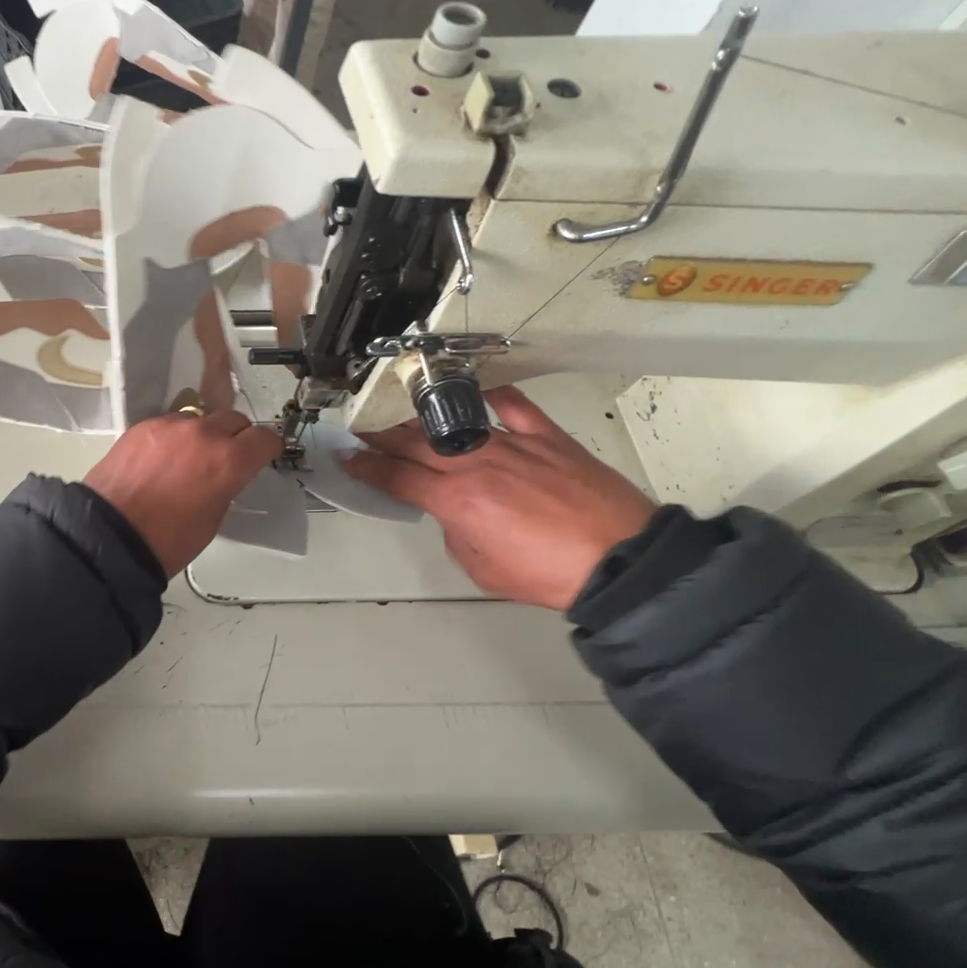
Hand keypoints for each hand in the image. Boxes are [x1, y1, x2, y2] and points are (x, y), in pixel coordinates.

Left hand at [85, 410, 279, 576]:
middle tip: (226, 458)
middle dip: (235, 437)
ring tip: (188, 461)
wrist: (109, 536)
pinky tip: (160, 461)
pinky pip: (168, 425)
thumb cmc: (167, 541)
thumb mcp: (212, 519)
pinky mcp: (141, 427)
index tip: (263, 456)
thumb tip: (222, 475)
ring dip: (202, 435)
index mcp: (228, 460)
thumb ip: (225, 486)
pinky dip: (172, 438)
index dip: (266, 448)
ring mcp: (169, 426)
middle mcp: (203, 434)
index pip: (263, 438)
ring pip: (199, 420)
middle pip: (233, 420)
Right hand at [342, 386, 657, 610]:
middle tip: (363, 431)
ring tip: (405, 418)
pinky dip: (490, 397)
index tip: (347, 458)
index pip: (396, 477)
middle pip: (414, 444)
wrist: (619, 561)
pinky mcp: (547, 437)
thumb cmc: (548, 573)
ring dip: (422, 420)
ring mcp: (512, 445)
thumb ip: (455, 533)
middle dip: (381, 437)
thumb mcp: (480, 567)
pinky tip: (475, 395)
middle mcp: (476, 465)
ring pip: (453, 424)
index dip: (366, 466)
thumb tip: (454, 512)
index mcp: (455, 501)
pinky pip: (512, 407)